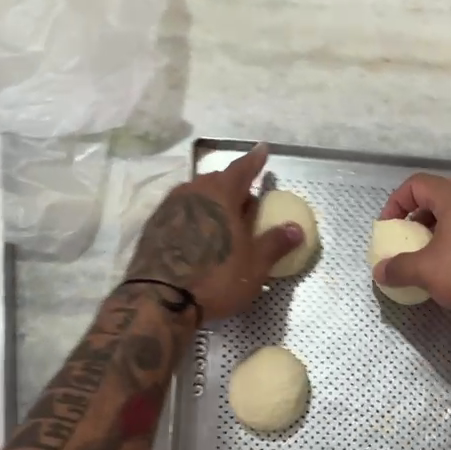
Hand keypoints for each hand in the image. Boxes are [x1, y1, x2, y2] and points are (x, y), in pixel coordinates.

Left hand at [125, 143, 302, 323]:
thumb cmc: (216, 278)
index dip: (255, 160)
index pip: (242, 168)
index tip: (263, 149)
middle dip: (235, 186)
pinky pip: (183, 212)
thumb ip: (275, 243)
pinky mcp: (154, 227)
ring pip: (198, 196)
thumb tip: (295, 229)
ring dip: (214, 203)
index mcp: (221, 193)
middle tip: (248, 200)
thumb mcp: (255, 265)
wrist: (161, 300)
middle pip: (218, 181)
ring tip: (226, 219)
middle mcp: (193, 191)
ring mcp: (169, 207)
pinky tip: (203, 236)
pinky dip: (197, 217)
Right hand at [370, 173, 450, 322]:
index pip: (416, 184)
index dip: (395, 202)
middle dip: (416, 218)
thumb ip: (399, 268)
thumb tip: (379, 271)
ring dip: (436, 233)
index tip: (388, 228)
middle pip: (437, 197)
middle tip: (407, 241)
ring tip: (427, 258)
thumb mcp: (428, 271)